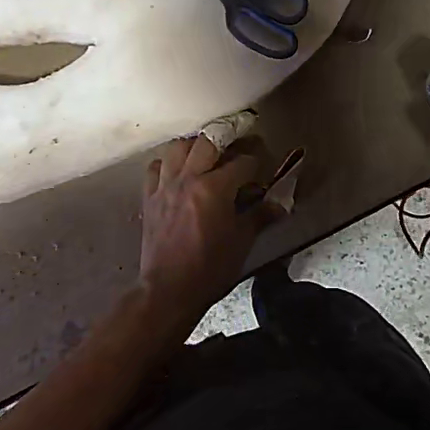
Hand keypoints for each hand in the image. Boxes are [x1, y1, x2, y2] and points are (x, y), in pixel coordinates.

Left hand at [137, 136, 284, 316]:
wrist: (170, 289)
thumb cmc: (211, 266)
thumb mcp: (242, 241)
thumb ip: (259, 216)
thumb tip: (279, 206)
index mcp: (215, 189)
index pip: (242, 162)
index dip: (256, 162)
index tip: (262, 167)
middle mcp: (188, 180)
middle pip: (207, 142)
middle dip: (226, 139)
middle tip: (238, 145)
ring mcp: (165, 187)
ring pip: (177, 148)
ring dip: (194, 146)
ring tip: (207, 154)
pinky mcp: (150, 199)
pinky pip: (156, 169)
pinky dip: (169, 164)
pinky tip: (179, 173)